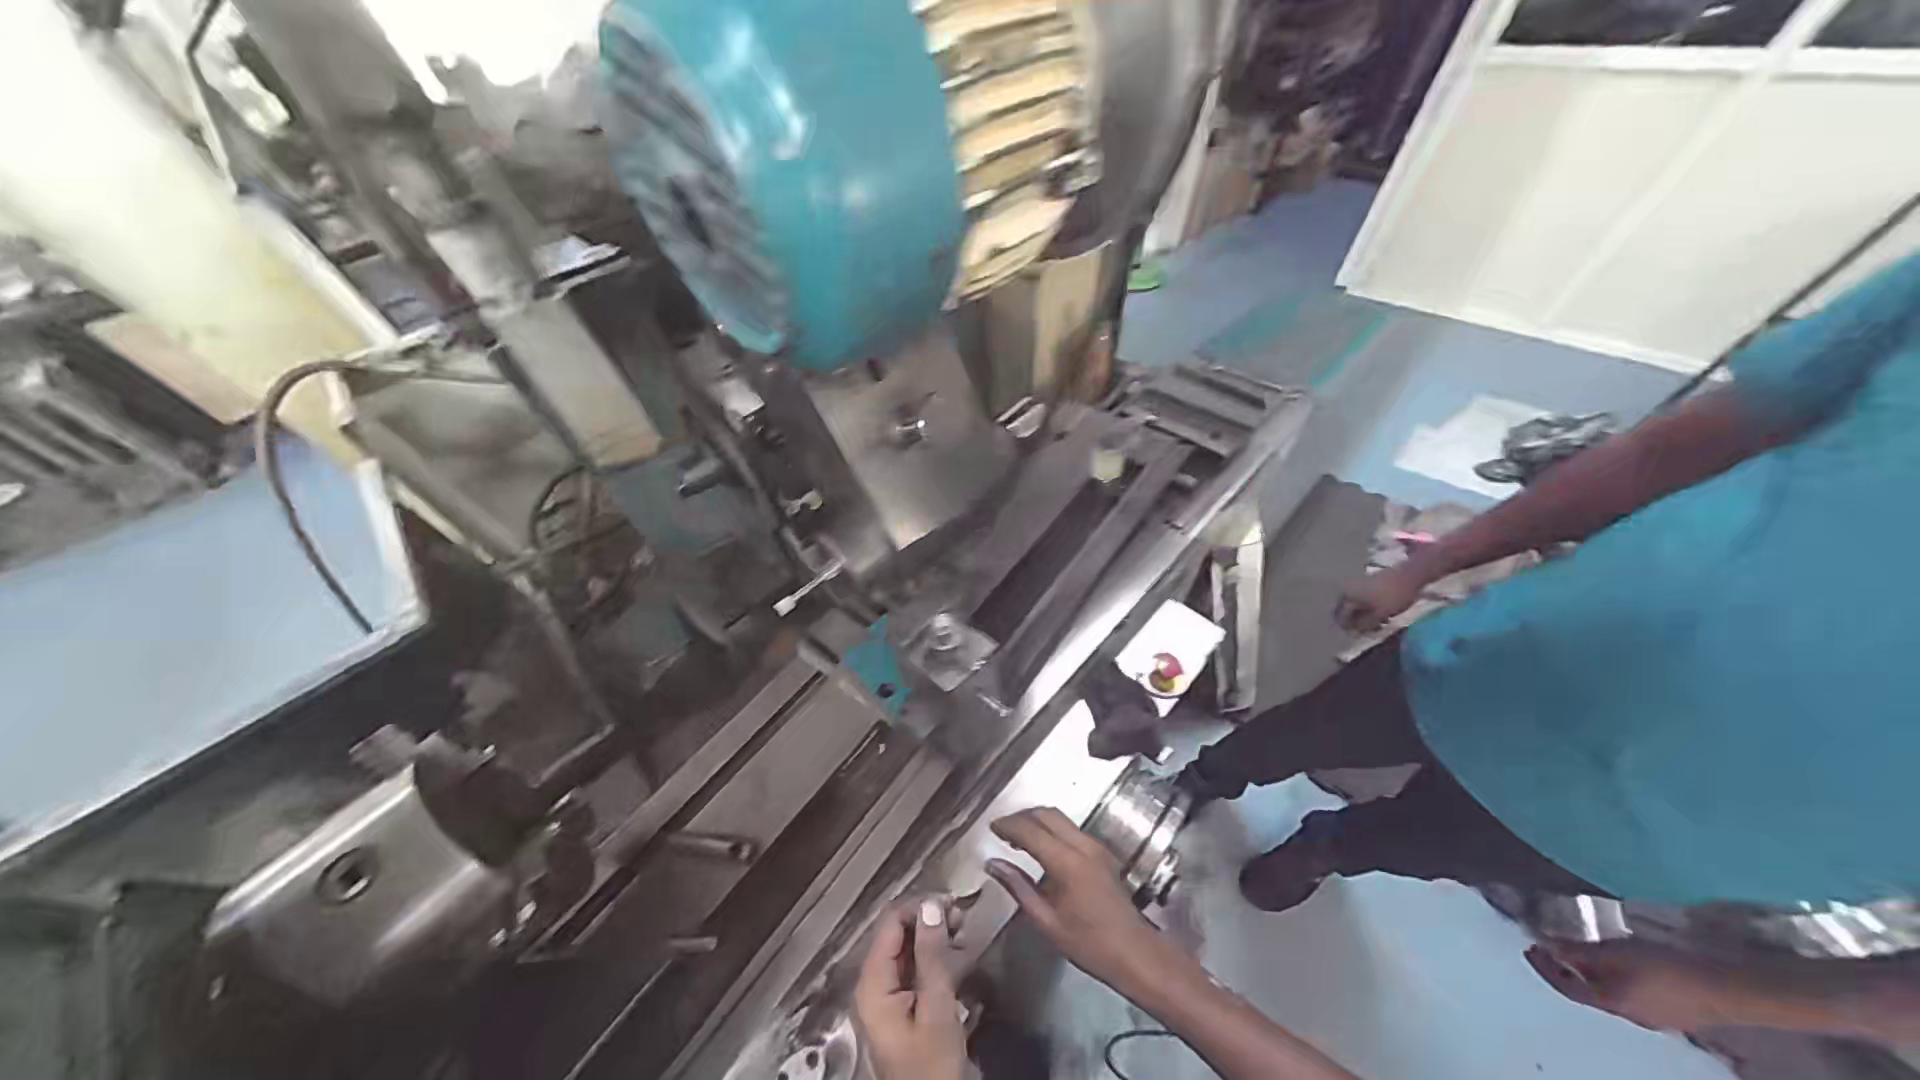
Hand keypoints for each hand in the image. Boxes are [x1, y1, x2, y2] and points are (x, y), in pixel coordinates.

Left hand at [854, 899, 966, 1079]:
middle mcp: (876, 984)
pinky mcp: (906, 1008)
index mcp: (873, 983)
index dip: (919, 907)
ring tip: (964, 931)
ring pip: (910, 950)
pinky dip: (937, 958)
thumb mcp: (936, 1009)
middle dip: (929, 921)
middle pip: (899, 935)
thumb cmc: (933, 1066)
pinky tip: (959, 955)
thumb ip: (932, 955)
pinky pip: (917, 970)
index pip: (890, 924)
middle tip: (962, 917)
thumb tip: (931, 905)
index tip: (953, 904)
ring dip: (936, 938)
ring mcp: (890, 996)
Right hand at [985, 807, 1170, 994]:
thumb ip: (1018, 887)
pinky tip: (1041, 848)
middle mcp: (1083, 846)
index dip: (1008, 825)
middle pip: (1047, 814)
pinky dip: (1051, 829)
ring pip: (1061, 818)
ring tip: (1017, 838)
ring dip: (1037, 821)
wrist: (1136, 953)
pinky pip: (1071, 829)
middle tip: (1002, 830)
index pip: (1030, 830)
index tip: (991, 828)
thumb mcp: (1047, 921)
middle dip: (1022, 817)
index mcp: (1067, 862)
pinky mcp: (1103, 853)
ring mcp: (1096, 847)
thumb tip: (992, 864)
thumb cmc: (1089, 944)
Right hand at [1335, 565, 1427, 632]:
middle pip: (1346, 611)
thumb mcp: (1379, 614)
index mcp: (1348, 597)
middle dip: (1356, 622)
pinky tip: (1381, 614)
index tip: (1361, 635)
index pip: (1340, 617)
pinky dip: (1368, 608)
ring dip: (1363, 616)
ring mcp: (1357, 585)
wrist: (1410, 575)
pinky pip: (1361, 599)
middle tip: (1369, 630)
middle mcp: (1348, 590)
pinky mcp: (1367, 584)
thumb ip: (1364, 624)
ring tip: (1378, 623)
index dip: (1349, 628)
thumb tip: (1353, 631)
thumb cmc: (1393, 596)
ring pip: (1355, 606)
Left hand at [1525, 941, 1741, 1033]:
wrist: (1731, 991)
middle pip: (1585, 993)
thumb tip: (1547, 947)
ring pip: (1607, 994)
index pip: (1566, 988)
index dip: (1544, 968)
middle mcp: (1629, 1016)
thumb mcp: (1615, 953)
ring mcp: (1653, 1017)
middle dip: (1562, 971)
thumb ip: (1578, 952)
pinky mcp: (1672, 1012)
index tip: (1527, 949)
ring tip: (1574, 952)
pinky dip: (1608, 977)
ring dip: (1585, 974)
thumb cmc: (1666, 968)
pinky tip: (1612, 963)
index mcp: (1611, 1003)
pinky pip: (1627, 994)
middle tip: (1547, 948)